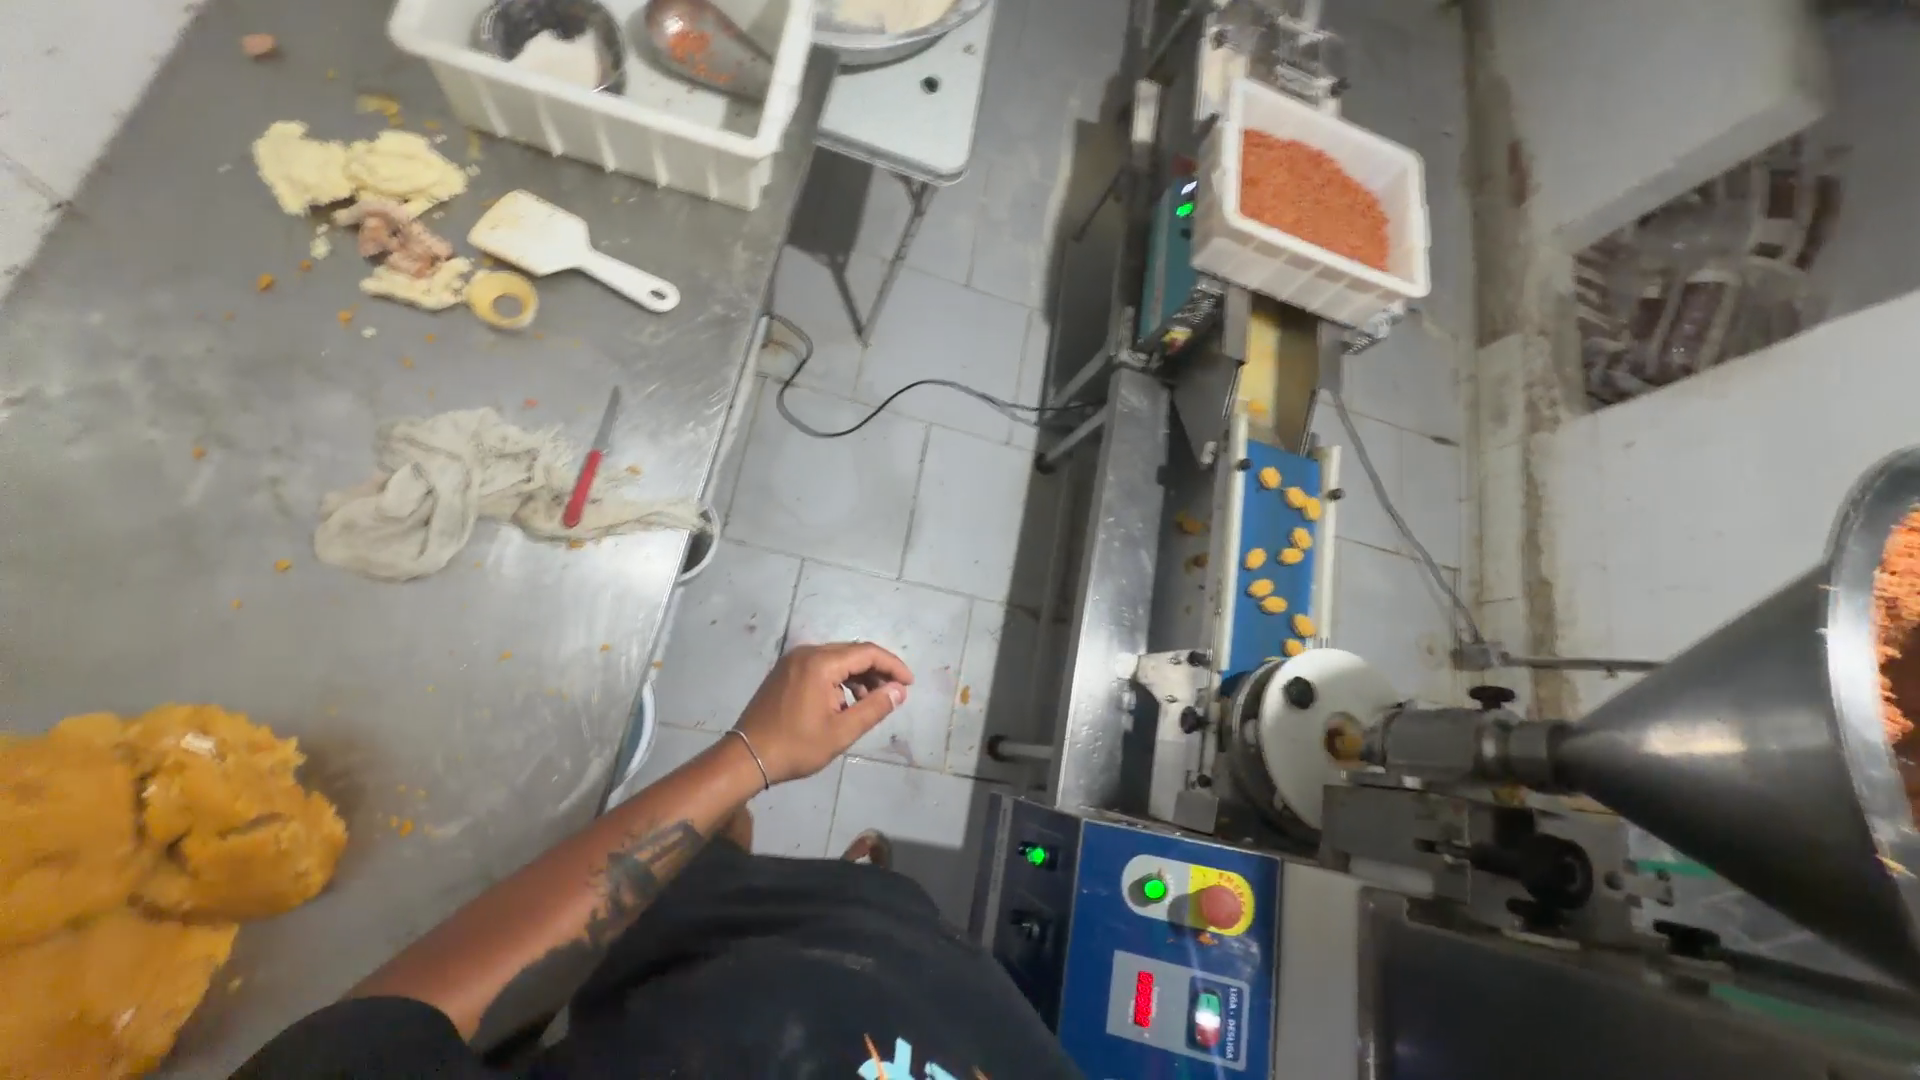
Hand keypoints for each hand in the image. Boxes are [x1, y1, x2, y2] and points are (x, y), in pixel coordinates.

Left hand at [733, 642, 912, 783]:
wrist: (746, 757)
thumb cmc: (796, 746)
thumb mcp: (842, 731)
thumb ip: (874, 708)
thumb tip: (900, 691)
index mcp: (821, 663)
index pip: (867, 653)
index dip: (893, 666)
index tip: (909, 684)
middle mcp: (807, 653)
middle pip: (852, 653)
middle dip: (877, 671)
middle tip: (894, 694)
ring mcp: (793, 661)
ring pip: (837, 659)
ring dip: (858, 677)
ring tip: (871, 703)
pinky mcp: (786, 671)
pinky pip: (821, 666)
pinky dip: (839, 679)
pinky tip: (845, 703)